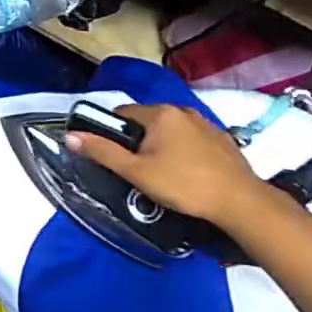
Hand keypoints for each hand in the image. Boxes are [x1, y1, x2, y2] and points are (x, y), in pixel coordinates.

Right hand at [67, 104, 272, 228]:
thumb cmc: (183, 184)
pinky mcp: (222, 138)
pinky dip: (183, 149)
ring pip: (170, 129)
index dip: (112, 132)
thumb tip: (70, 136)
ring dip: (161, 144)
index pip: (122, 113)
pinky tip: (187, 172)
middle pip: (147, 120)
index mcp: (160, 113)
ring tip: (162, 172)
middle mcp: (182, 110)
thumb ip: (102, 152)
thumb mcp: (136, 172)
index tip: (114, 156)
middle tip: (137, 169)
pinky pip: (191, 138)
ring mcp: (205, 122)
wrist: (240, 202)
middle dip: (137, 140)